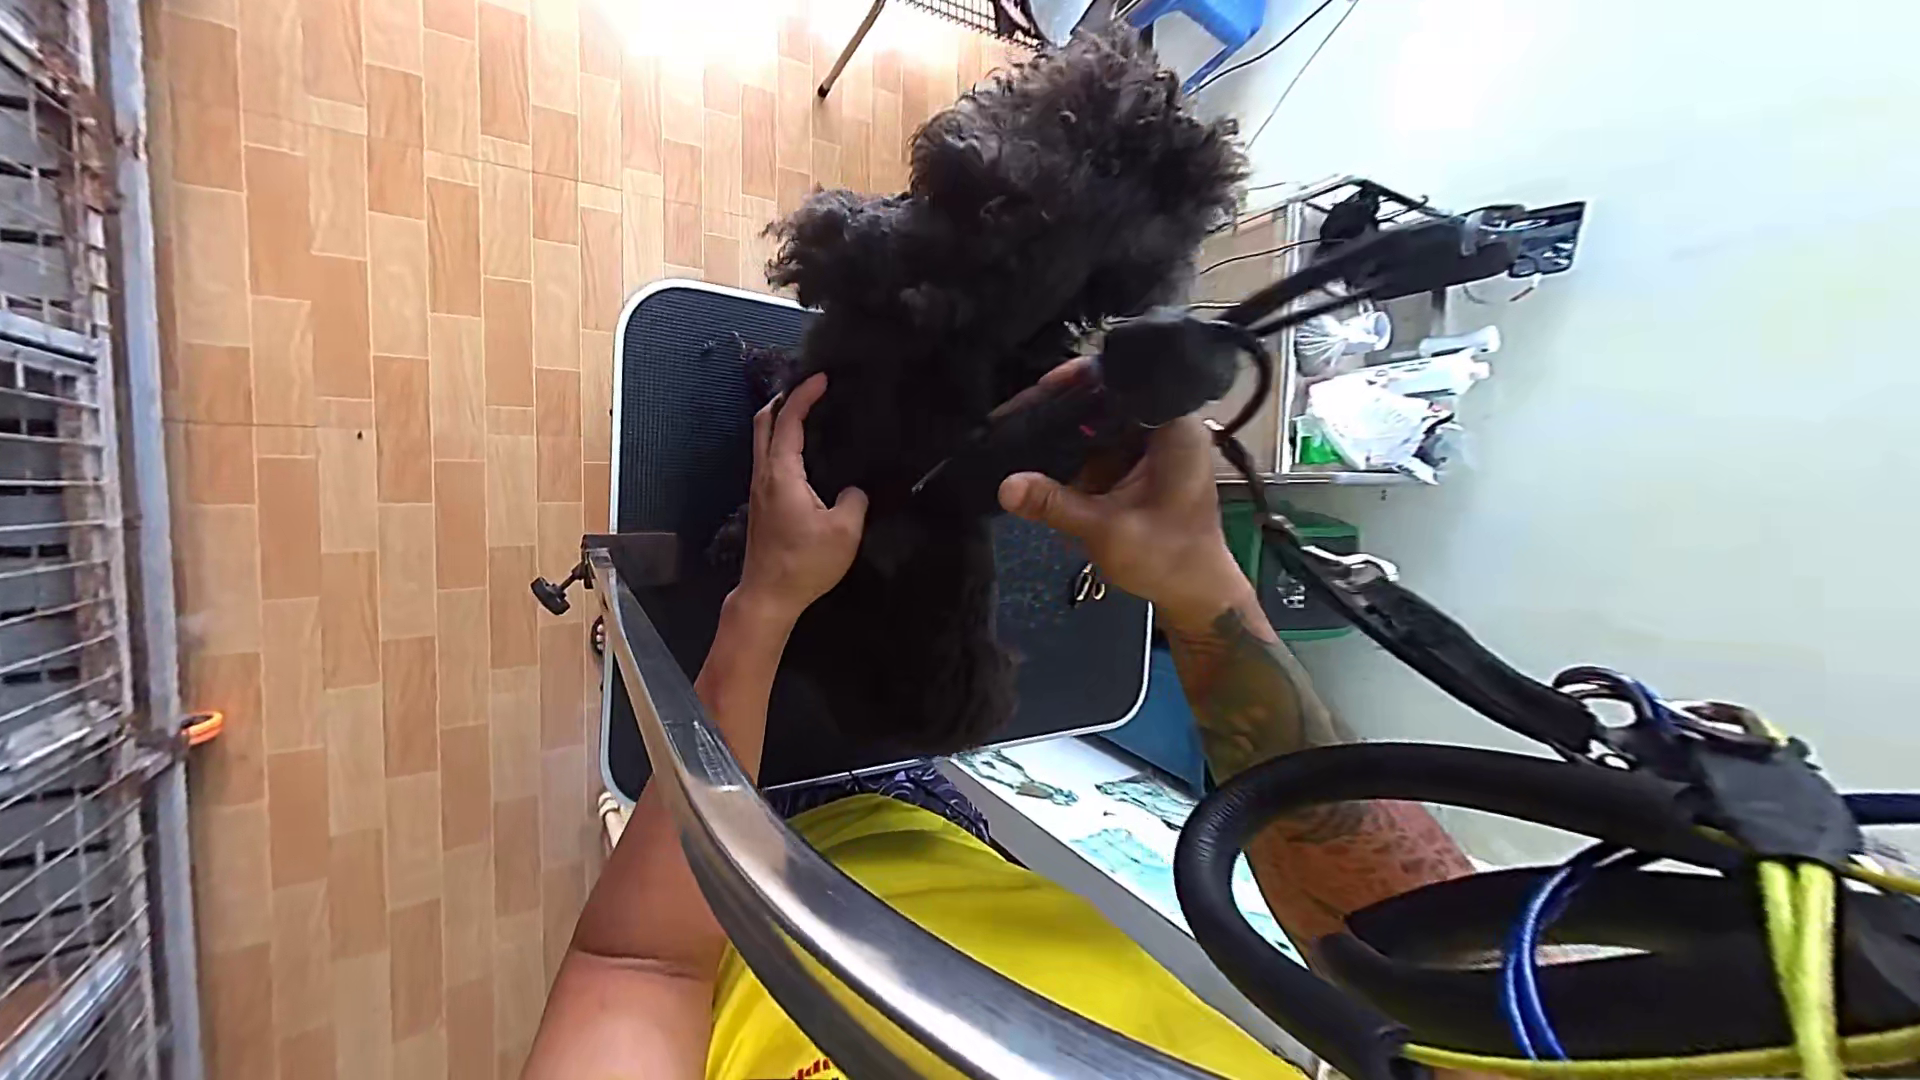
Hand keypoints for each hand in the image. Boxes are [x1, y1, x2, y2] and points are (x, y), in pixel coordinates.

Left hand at [737, 373, 868, 622]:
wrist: (769, 595)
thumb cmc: (805, 563)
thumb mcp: (844, 531)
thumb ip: (854, 501)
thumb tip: (853, 491)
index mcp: (782, 474)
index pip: (789, 421)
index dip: (805, 395)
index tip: (821, 379)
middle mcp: (764, 476)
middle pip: (764, 423)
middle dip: (784, 399)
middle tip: (807, 389)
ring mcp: (758, 491)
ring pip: (762, 441)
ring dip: (780, 421)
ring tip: (807, 413)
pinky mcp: (761, 506)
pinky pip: (768, 460)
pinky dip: (782, 443)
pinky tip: (802, 454)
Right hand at [997, 392, 1250, 632]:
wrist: (1193, 593)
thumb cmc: (1167, 560)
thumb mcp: (1106, 530)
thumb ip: (1055, 504)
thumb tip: (1006, 485)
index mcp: (1174, 430)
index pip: (1125, 382)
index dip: (1080, 379)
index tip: (1041, 389)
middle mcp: (1166, 427)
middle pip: (1107, 399)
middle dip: (1062, 407)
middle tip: (1016, 415)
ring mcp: (1151, 446)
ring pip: (1099, 423)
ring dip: (1064, 431)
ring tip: (1019, 431)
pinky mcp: (1138, 464)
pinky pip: (1100, 446)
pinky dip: (1073, 453)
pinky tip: (1041, 454)